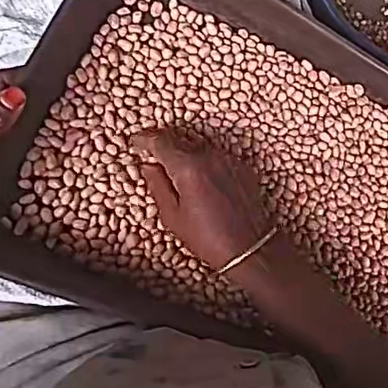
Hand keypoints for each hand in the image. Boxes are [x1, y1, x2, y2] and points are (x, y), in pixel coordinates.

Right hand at [130, 129, 280, 273]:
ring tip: (177, 173)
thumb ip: (158, 185)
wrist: (250, 248)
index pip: (161, 141)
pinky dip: (205, 162)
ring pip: (200, 147)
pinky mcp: (243, 168)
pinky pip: (217, 157)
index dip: (145, 139)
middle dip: (164, 145)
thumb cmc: (210, 238)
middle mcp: (211, 157)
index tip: (137, 142)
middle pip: (181, 140)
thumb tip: (149, 165)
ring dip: (185, 154)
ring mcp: (230, 161)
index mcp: (189, 168)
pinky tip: (201, 180)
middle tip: (152, 156)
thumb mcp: (173, 217)